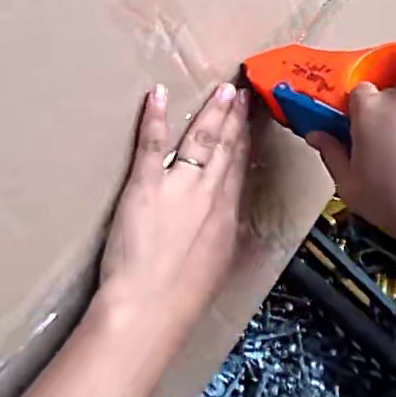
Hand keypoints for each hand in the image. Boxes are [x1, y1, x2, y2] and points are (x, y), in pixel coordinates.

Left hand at [98, 83, 252, 327]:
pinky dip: (156, 118)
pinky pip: (152, 145)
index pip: (238, 163)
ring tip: (222, 89)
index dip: (245, 136)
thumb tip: (231, 219)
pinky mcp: (144, 186)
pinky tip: (159, 95)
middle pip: (225, 146)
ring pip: (200, 140)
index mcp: (226, 211)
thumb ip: (226, 232)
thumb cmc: (183, 294)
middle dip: (234, 115)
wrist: (150, 306)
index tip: (251, 116)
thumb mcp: (219, 261)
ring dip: (212, 112)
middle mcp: (208, 192)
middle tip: (240, 90)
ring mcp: (178, 186)